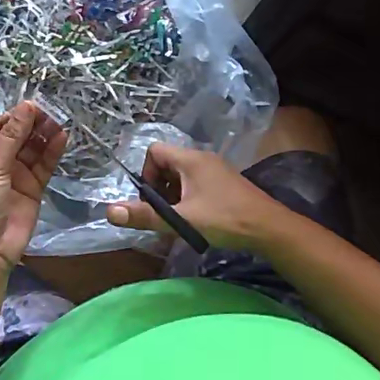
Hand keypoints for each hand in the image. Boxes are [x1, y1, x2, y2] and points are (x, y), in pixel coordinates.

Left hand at [0, 102, 67, 271]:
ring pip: (32, 150)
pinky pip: (44, 166)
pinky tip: (62, 138)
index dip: (14, 117)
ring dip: (44, 136)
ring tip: (59, 122)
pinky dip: (52, 153)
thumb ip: (12, 137)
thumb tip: (27, 106)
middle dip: (32, 124)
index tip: (33, 106)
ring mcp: (15, 176)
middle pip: (17, 137)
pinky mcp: (33, 189)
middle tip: (50, 112)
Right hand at [105, 142, 301, 253]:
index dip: (146, 173)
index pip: (155, 151)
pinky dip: (189, 198)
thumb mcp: (181, 220)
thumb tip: (109, 211)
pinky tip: (197, 221)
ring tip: (179, 220)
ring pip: (182, 175)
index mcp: (191, 159)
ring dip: (174, 195)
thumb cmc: (225, 219)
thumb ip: (144, 216)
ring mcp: (216, 170)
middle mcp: (203, 158)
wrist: (270, 228)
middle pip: (167, 163)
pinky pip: (197, 183)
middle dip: (159, 188)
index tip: (152, 199)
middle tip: (163, 213)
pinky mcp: (226, 183)